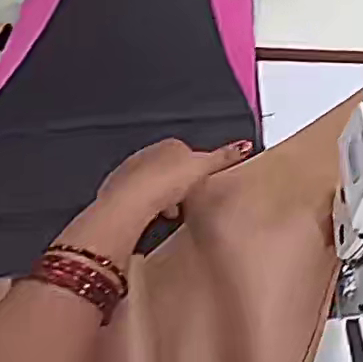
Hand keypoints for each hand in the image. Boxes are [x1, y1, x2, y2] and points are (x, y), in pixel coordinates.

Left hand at [94, 138, 251, 225]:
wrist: (130, 201)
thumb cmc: (163, 181)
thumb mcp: (202, 168)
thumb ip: (223, 157)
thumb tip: (243, 146)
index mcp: (169, 145)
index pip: (187, 152)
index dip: (196, 169)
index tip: (201, 182)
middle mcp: (148, 153)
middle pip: (169, 168)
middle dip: (178, 183)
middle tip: (188, 198)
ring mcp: (131, 171)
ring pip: (153, 182)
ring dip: (162, 196)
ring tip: (172, 212)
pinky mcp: (119, 190)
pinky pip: (138, 197)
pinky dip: (147, 205)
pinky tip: (153, 216)